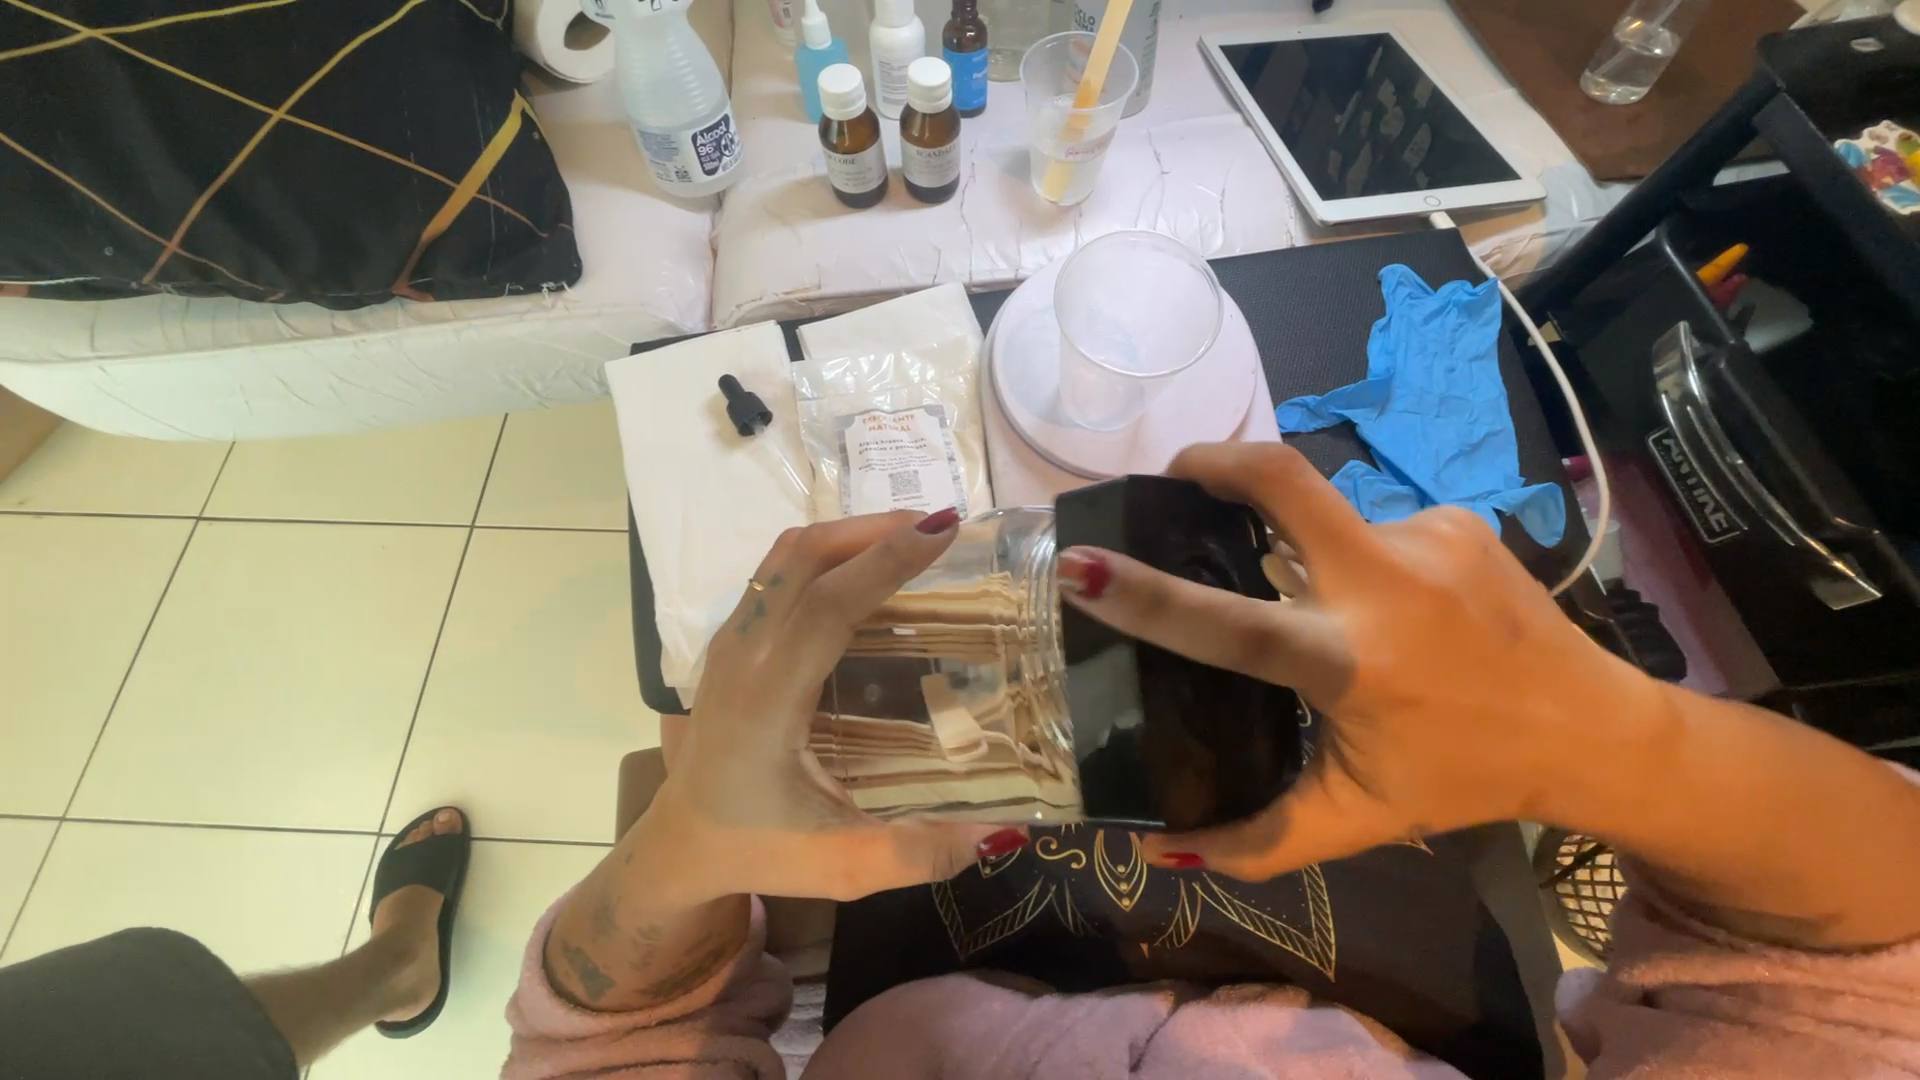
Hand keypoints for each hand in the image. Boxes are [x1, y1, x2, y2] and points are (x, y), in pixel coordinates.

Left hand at [638, 509, 1020, 905]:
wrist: (680, 845)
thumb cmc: (759, 849)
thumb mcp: (840, 866)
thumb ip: (919, 854)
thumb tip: (1003, 833)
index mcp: (769, 698)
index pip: (829, 603)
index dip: (887, 560)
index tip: (943, 531)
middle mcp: (743, 654)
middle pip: (803, 556)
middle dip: (873, 529)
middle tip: (937, 527)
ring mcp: (730, 641)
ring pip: (785, 556)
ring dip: (847, 533)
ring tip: (906, 537)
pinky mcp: (730, 640)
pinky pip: (776, 572)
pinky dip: (824, 551)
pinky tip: (861, 570)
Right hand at [1056, 442, 1664, 880]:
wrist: (1603, 730)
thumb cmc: (1463, 778)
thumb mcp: (1353, 817)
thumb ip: (1253, 840)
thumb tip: (1154, 846)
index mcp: (1351, 663)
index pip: (1231, 623)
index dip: (1147, 592)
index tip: (1081, 563)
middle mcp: (1388, 584)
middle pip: (1283, 482)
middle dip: (1213, 462)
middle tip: (1171, 475)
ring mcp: (1428, 536)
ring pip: (1317, 512)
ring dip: (1291, 540)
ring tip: (1311, 592)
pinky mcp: (1455, 517)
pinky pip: (1363, 522)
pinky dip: (1345, 552)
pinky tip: (1382, 601)